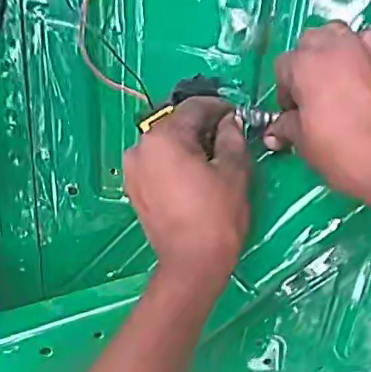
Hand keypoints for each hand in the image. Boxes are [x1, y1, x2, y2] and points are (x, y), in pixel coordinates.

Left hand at [124, 96, 250, 288]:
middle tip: (228, 139)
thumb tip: (229, 122)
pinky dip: (175, 165)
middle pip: (176, 125)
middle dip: (203, 128)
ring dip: (188, 146)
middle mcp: (140, 147)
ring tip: (212, 161)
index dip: (220, 107)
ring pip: (165, 146)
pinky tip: (195, 178)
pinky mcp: (134, 191)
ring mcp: (133, 171)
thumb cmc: (217, 216)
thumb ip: (232, 137)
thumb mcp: (233, 172)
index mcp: (163, 137)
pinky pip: (157, 166)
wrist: (192, 264)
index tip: (237, 115)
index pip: (194, 107)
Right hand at [265, 22, 370, 206]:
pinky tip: (357, 72)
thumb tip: (275, 131)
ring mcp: (361, 49)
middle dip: (303, 67)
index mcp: (305, 64)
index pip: (282, 67)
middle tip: (308, 100)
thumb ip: (286, 127)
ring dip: (328, 52)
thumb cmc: (340, 152)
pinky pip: (365, 41)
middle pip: (308, 43)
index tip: (291, 115)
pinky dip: (358, 50)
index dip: (284, 92)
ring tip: (330, 83)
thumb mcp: (303, 142)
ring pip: (335, 34)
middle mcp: (332, 47)